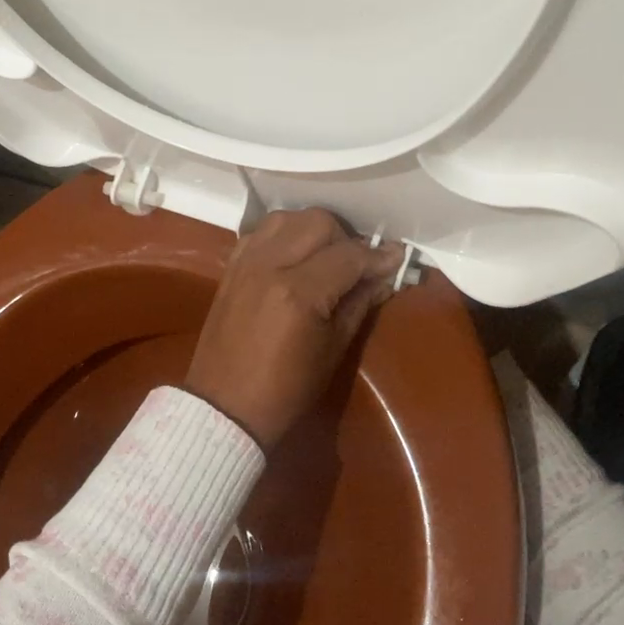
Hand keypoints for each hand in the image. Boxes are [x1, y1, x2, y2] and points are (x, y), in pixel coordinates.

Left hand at [184, 209, 402, 449]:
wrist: (226, 406)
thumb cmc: (286, 388)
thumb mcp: (333, 349)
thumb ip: (359, 304)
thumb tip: (384, 275)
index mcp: (299, 292)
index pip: (348, 255)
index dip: (378, 256)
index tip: (396, 258)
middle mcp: (269, 266)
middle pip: (317, 222)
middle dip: (345, 237)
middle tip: (357, 263)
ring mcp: (245, 264)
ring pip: (286, 219)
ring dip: (311, 230)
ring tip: (324, 257)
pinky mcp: (230, 268)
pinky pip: (259, 233)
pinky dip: (281, 236)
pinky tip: (292, 258)